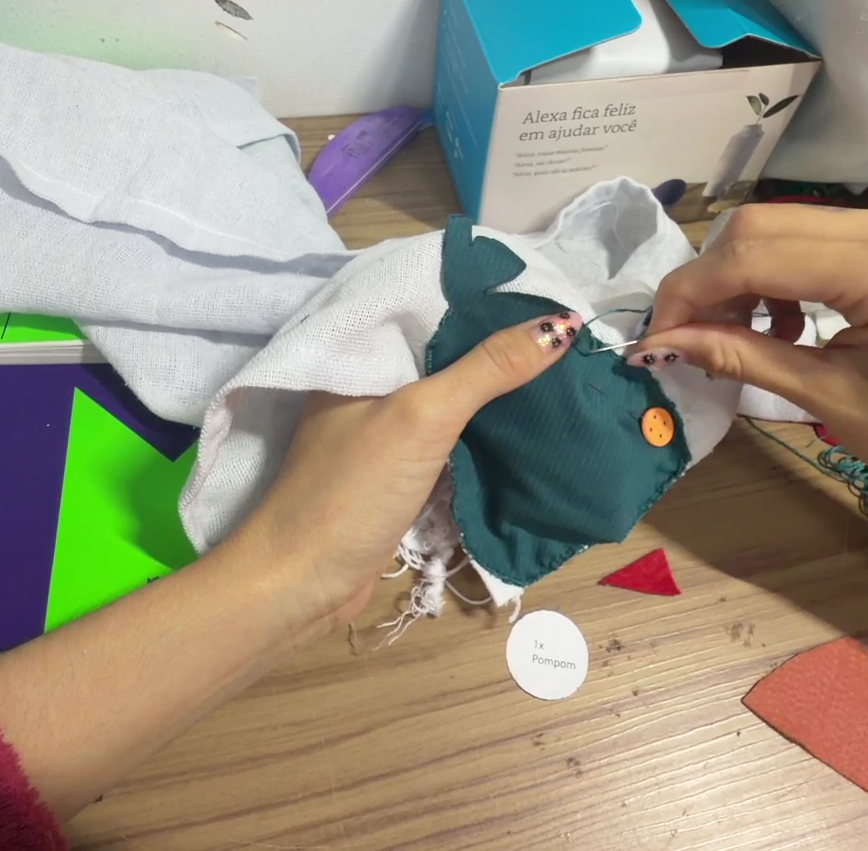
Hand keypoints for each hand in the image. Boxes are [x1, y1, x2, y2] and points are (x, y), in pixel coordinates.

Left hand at [227, 311, 581, 636]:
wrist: (303, 583)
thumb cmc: (354, 487)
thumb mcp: (424, 416)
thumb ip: (488, 369)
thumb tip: (560, 325)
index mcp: (360, 348)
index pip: (430, 301)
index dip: (486, 293)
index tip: (545, 284)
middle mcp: (370, 376)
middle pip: (444, 344)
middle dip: (498, 336)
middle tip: (564, 322)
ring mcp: (382, 421)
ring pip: (450, 386)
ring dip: (494, 378)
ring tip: (556, 356)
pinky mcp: (397, 460)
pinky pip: (448, 424)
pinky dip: (481, 417)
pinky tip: (522, 409)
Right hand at [631, 205, 867, 527]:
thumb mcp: (826, 399)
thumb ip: (737, 355)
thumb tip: (656, 342)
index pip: (753, 254)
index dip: (690, 292)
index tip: (655, 334)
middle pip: (762, 224)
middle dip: (710, 279)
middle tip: (687, 334)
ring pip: (783, 226)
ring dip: (740, 276)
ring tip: (733, 333)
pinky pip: (817, 238)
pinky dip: (778, 274)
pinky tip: (783, 321)